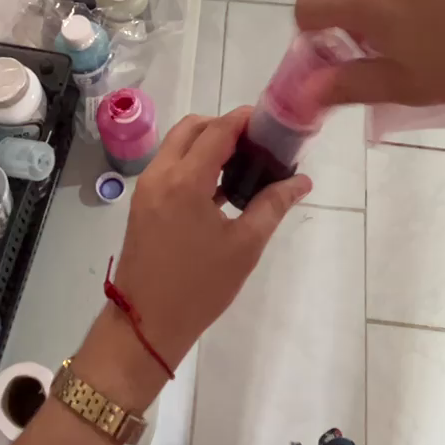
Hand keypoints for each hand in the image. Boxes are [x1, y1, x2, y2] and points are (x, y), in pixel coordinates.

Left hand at [76, 108, 311, 409]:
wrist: (145, 324)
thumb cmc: (199, 287)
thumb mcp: (244, 246)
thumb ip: (273, 205)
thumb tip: (302, 181)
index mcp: (185, 179)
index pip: (218, 130)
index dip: (245, 120)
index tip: (272, 124)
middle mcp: (160, 173)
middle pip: (192, 127)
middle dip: (224, 127)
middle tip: (257, 146)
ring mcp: (147, 187)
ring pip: (177, 144)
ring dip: (207, 143)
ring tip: (242, 165)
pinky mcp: (142, 202)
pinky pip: (169, 165)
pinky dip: (192, 162)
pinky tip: (220, 187)